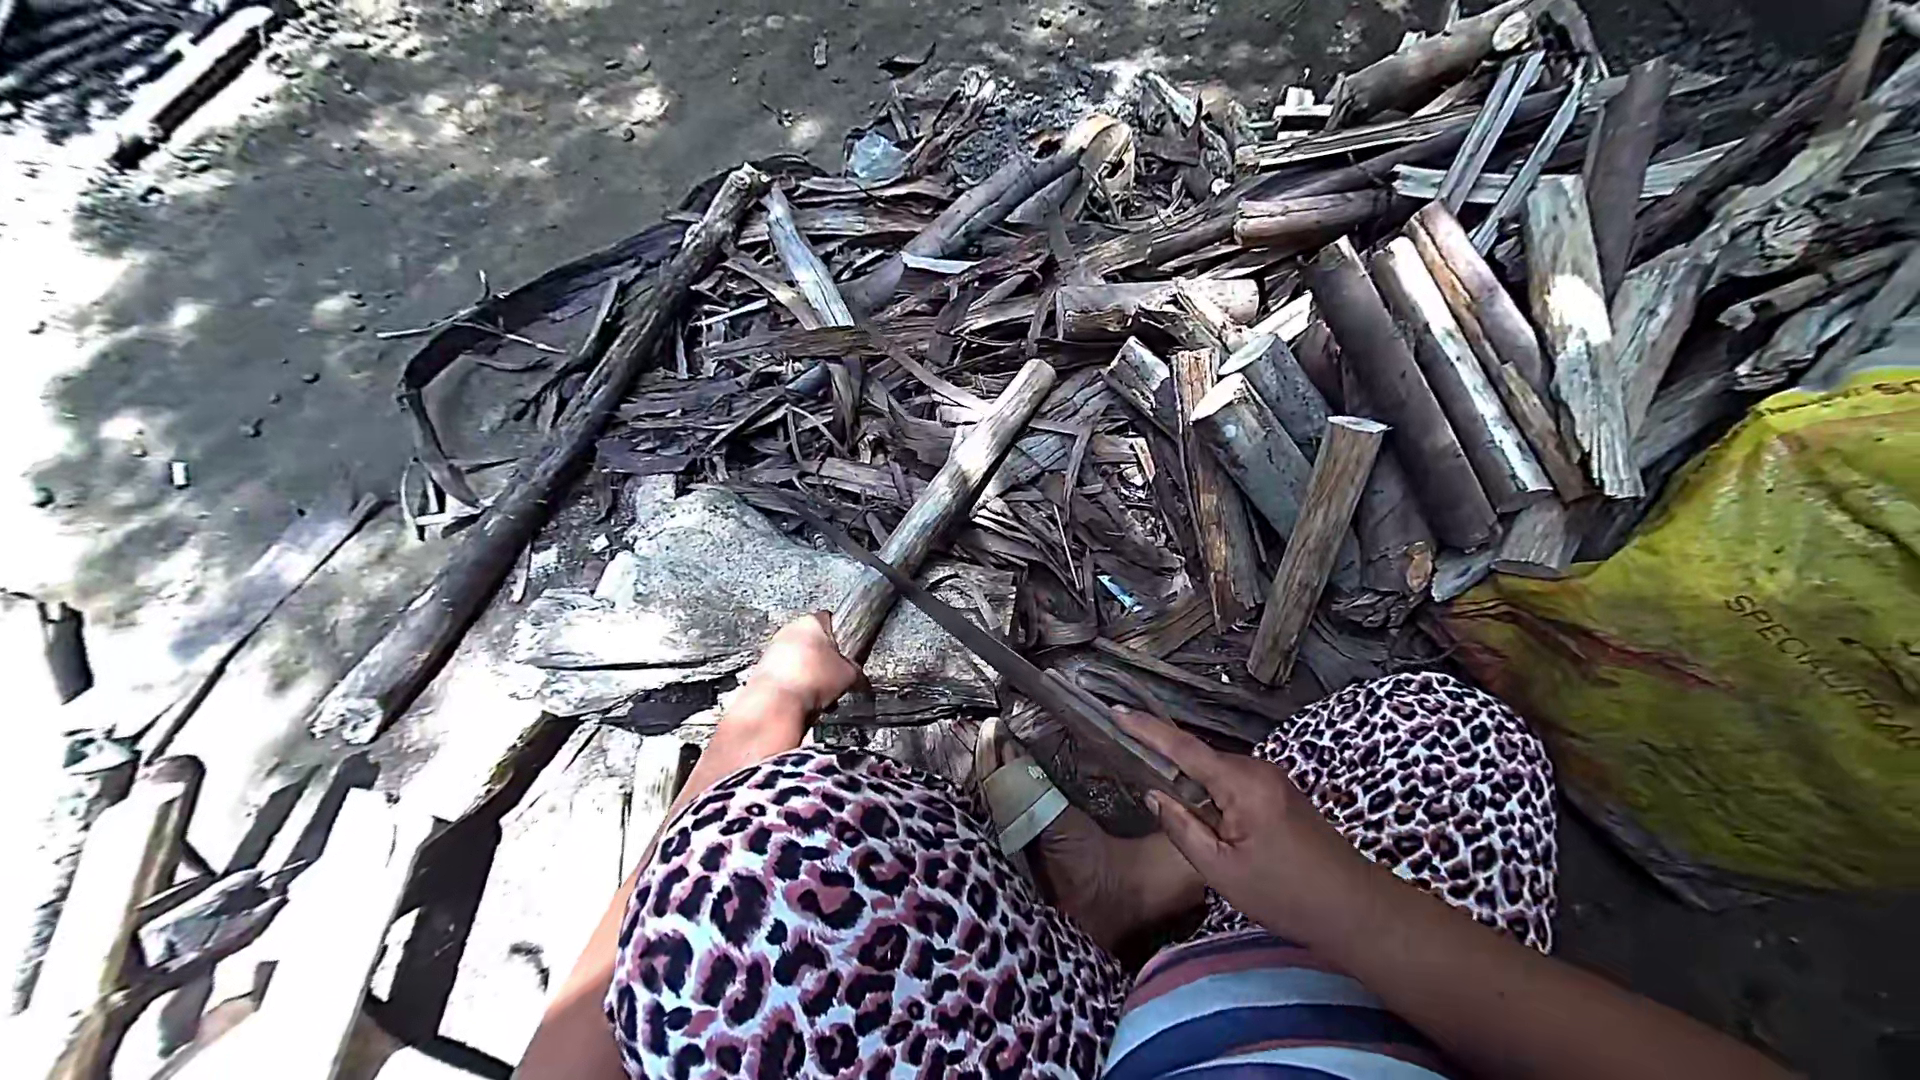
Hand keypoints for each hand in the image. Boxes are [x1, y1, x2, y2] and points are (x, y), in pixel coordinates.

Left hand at [743, 611, 862, 714]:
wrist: (777, 705)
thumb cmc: (811, 680)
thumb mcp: (849, 675)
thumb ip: (855, 670)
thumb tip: (857, 677)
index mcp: (810, 621)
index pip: (830, 621)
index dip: (841, 639)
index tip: (846, 655)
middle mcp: (788, 630)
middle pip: (813, 642)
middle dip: (824, 661)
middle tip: (835, 678)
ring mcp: (772, 650)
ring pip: (799, 661)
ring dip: (810, 676)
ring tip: (820, 695)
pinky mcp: (762, 670)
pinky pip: (785, 676)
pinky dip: (794, 687)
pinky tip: (803, 702)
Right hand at [1116, 707, 1373, 942]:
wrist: (1358, 910)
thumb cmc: (1287, 896)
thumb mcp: (1221, 871)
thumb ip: (1181, 827)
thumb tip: (1154, 794)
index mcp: (1242, 784)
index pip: (1183, 747)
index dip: (1146, 728)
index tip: (1115, 710)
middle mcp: (1257, 769)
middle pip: (1198, 757)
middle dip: (1168, 765)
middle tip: (1139, 779)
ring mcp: (1271, 776)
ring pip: (1215, 770)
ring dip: (1192, 784)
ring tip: (1180, 813)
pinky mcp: (1278, 789)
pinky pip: (1231, 779)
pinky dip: (1212, 791)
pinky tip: (1211, 821)